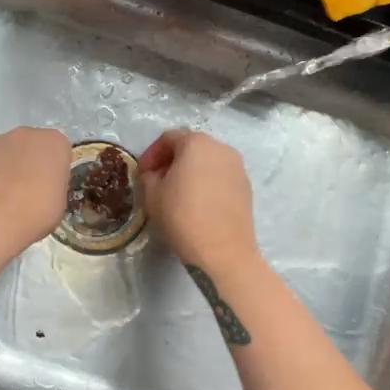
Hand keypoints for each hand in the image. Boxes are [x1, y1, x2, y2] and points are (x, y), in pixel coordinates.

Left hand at [0, 127, 72, 248]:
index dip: (53, 168)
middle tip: (26, 189)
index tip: (50, 185)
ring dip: (4, 166)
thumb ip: (52, 184)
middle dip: (28, 161)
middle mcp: (26, 133)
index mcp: (55, 142)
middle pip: (30, 145)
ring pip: (4, 150)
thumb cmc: (37, 210)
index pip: (58, 150)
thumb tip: (41, 186)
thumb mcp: (59, 201)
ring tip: (1, 195)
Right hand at [139, 129, 258, 270]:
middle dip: (172, 160)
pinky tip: (198, 203)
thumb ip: (150, 176)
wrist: (222, 251)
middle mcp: (221, 148)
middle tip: (158, 180)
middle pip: (191, 146)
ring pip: (208, 161)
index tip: (142, 173)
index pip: (169, 138)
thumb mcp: (153, 194)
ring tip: (178, 193)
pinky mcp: (246, 187)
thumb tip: (156, 174)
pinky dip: (207, 182)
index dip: (152, 153)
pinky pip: (221, 177)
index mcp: (197, 143)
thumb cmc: (182, 216)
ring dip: (191, 171)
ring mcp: (238, 168)